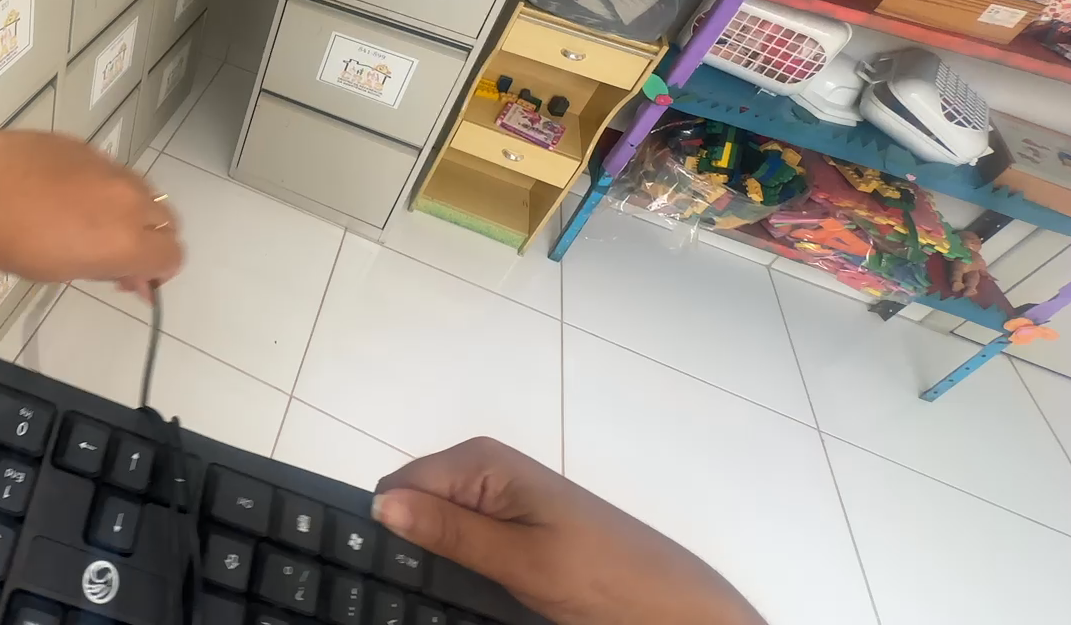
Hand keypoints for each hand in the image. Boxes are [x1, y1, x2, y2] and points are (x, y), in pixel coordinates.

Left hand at [0, 131, 180, 296]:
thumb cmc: (7, 245)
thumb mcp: (62, 270)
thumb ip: (108, 268)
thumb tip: (133, 275)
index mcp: (126, 239)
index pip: (172, 256)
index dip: (157, 272)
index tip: (128, 277)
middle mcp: (128, 198)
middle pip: (167, 220)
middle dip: (150, 239)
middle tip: (112, 252)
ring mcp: (107, 165)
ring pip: (142, 190)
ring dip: (130, 211)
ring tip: (85, 222)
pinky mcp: (84, 144)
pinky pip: (110, 170)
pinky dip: (102, 186)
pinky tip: (61, 193)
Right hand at [371, 438, 762, 624]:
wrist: (691, 617)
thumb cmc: (608, 582)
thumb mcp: (524, 563)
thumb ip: (450, 532)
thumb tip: (379, 504)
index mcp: (480, 461)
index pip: (400, 484)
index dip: (389, 526)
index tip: (385, 574)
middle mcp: (484, 469)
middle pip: (416, 502)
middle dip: (412, 544)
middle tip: (418, 595)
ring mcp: (502, 498)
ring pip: (437, 524)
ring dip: (436, 559)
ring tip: (442, 598)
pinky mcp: (516, 527)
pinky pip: (465, 538)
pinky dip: (460, 566)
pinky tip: (467, 596)